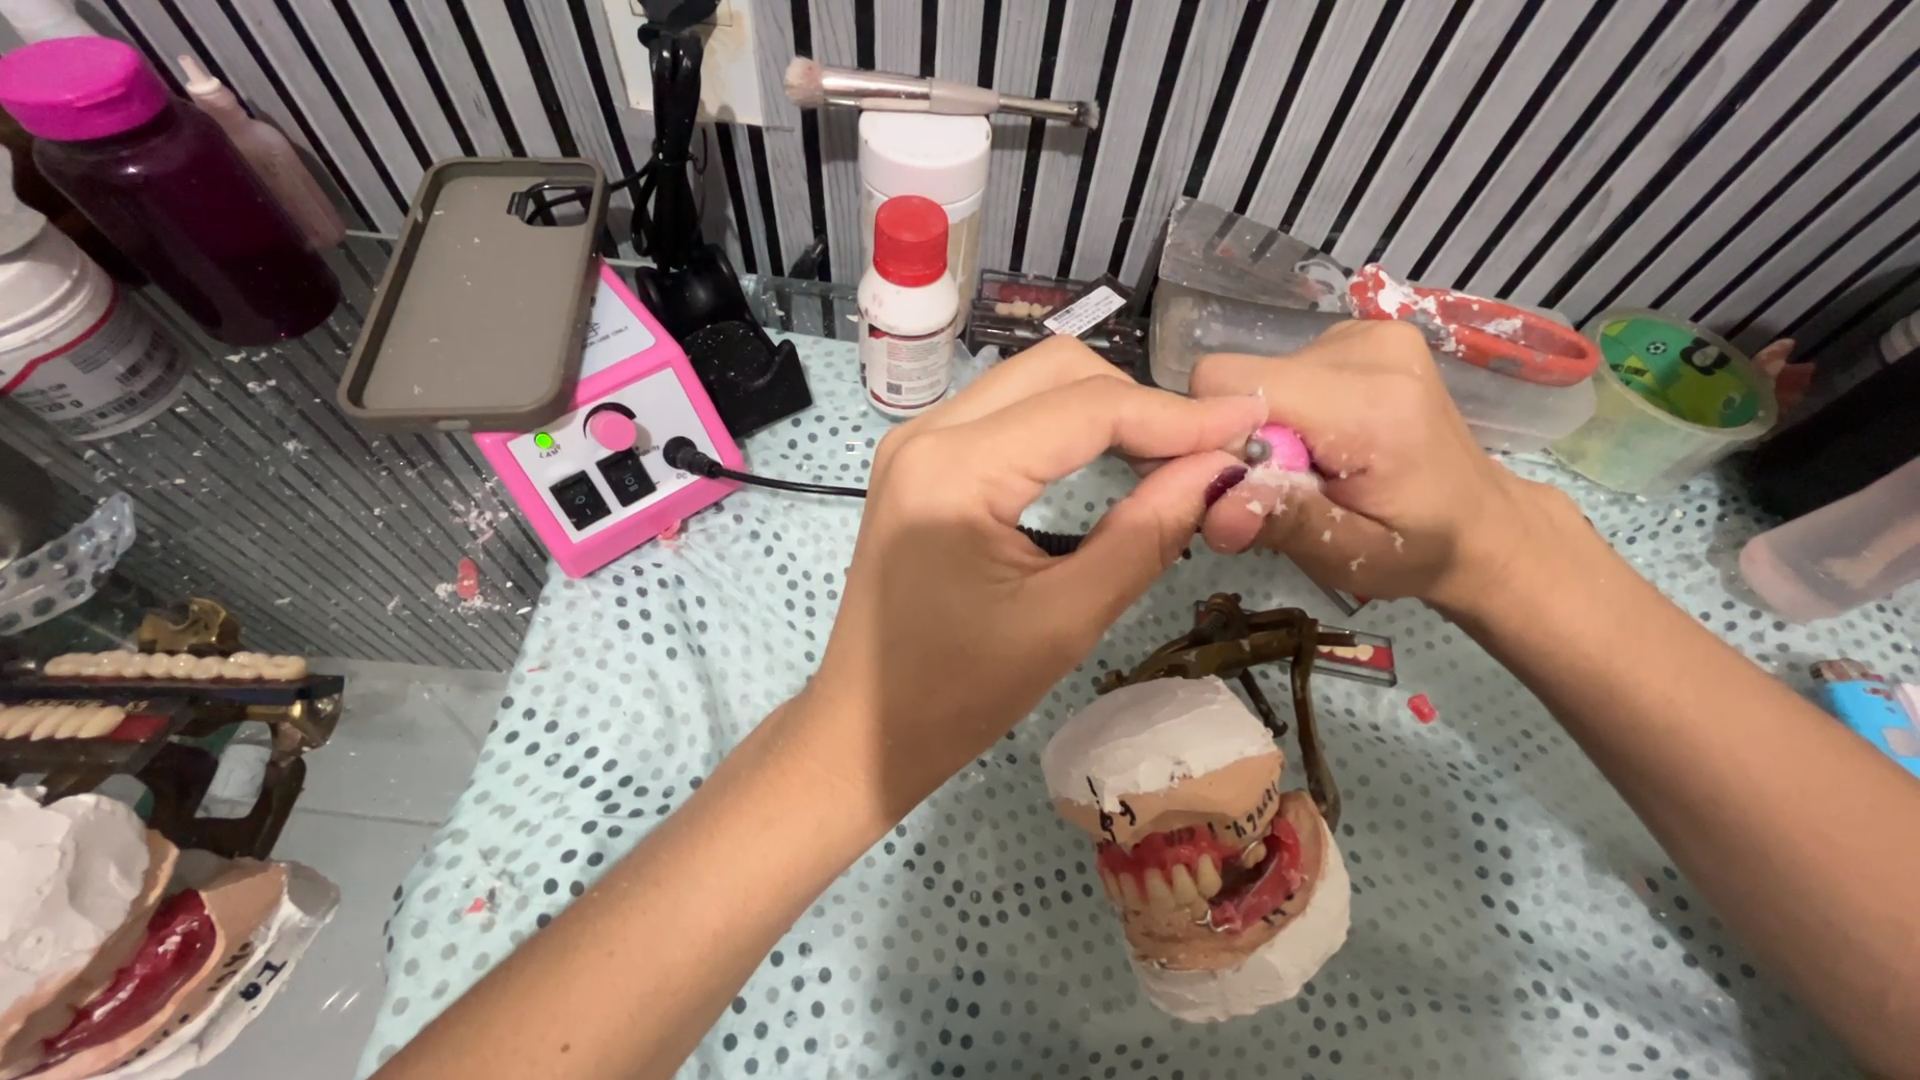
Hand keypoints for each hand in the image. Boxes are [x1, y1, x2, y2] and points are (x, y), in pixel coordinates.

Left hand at [806, 336, 1266, 817]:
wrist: (864, 728)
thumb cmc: (957, 694)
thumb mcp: (1064, 620)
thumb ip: (1146, 535)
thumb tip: (1216, 469)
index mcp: (954, 468)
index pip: (1087, 407)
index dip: (1175, 415)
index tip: (1248, 422)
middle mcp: (926, 432)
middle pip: (1057, 371)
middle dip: (1138, 402)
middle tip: (1201, 454)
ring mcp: (915, 442)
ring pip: (1030, 384)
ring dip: (1103, 410)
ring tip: (1165, 459)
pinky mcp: (918, 463)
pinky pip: (1004, 416)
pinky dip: (1063, 428)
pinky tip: (1104, 461)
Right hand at [1194, 320, 1571, 608]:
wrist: (1483, 523)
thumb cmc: (1418, 549)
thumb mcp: (1349, 556)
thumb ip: (1283, 522)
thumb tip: (1212, 507)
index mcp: (1368, 403)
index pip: (1227, 382)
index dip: (1212, 435)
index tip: (1237, 485)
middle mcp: (1366, 349)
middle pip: (1235, 378)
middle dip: (1236, 437)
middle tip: (1279, 485)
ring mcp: (1364, 334)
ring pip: (1252, 375)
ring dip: (1260, 427)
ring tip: (1307, 468)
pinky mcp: (1359, 335)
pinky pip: (1279, 369)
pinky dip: (1282, 411)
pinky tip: (1321, 443)